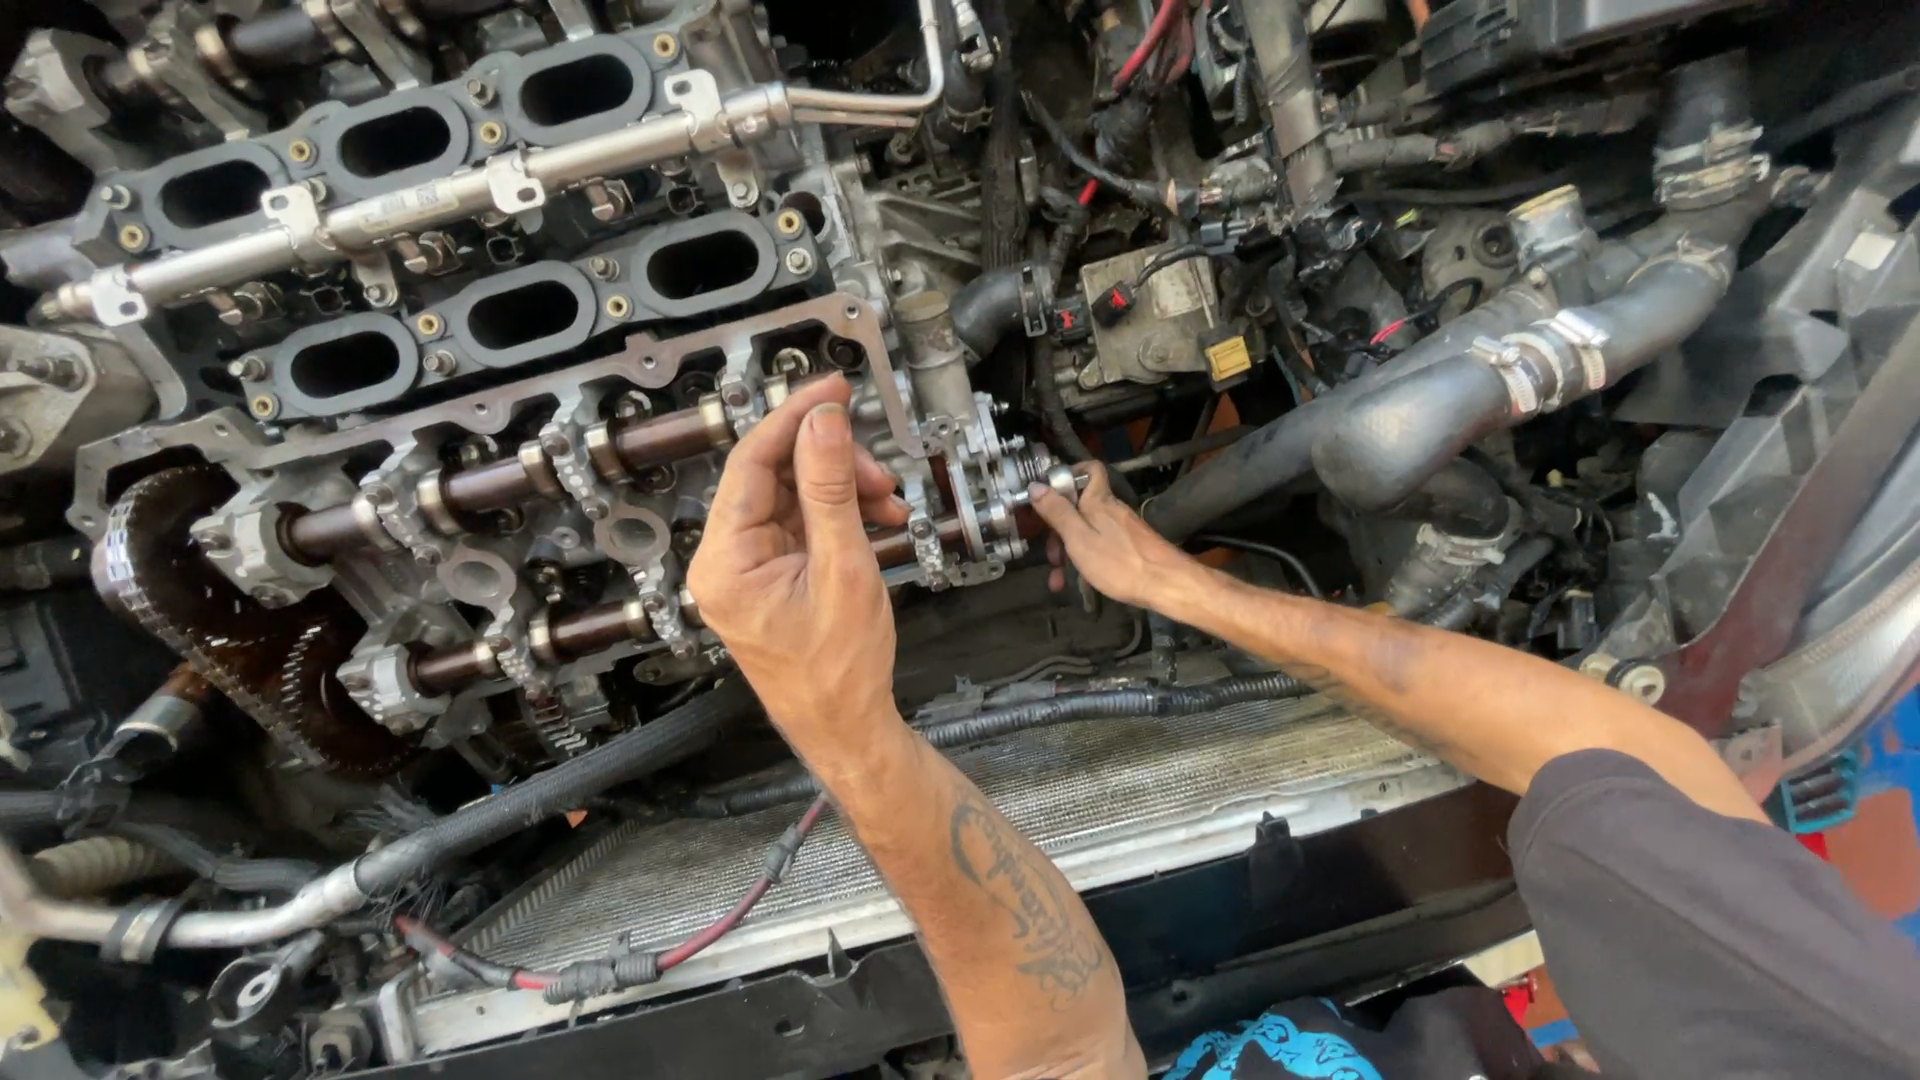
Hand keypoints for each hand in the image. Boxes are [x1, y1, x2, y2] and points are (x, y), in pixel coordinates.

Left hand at [688, 375, 910, 742]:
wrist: (846, 725)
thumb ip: (831, 490)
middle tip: (880, 472)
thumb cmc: (840, 666)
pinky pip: (805, 524)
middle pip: (775, 476)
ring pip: (794, 497)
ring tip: (890, 501)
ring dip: (844, 489)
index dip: (794, 419)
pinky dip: (842, 514)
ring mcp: (751, 567)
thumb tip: (825, 422)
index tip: (834, 390)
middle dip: (832, 464)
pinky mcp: (774, 573)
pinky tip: (879, 517)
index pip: (751, 463)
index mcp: (726, 560)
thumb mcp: (843, 569)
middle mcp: (727, 558)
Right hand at [1026, 462, 1201, 609]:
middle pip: (1080, 507)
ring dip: (1069, 552)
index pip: (1090, 469)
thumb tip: (1036, 485)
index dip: (1070, 474)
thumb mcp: (1079, 538)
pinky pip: (1100, 547)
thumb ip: (1058, 512)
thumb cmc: (1120, 562)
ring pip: (1087, 532)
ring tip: (1058, 579)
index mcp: (1099, 501)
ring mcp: (1122, 529)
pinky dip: (1086, 561)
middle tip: (1051, 555)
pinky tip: (1078, 583)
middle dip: (1059, 529)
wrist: (1167, 585)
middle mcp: (1111, 510)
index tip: (1051, 493)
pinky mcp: (1129, 547)